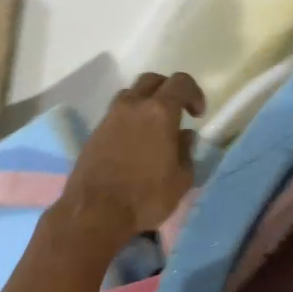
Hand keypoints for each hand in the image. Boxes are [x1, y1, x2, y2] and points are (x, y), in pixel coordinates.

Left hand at [60, 72, 206, 239]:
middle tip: (176, 113)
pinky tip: (133, 143)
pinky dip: (128, 120)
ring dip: (145, 103)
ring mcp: (110, 117)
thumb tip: (184, 136)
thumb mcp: (180, 180)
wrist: (95, 211)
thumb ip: (186, 152)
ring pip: (131, 94)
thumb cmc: (145, 198)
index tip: (198, 114)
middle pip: (152, 81)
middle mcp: (133, 106)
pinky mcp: (94, 133)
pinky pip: (116, 115)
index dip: (194, 93)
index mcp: (159, 112)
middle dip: (168, 91)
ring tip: (152, 128)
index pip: (181, 83)